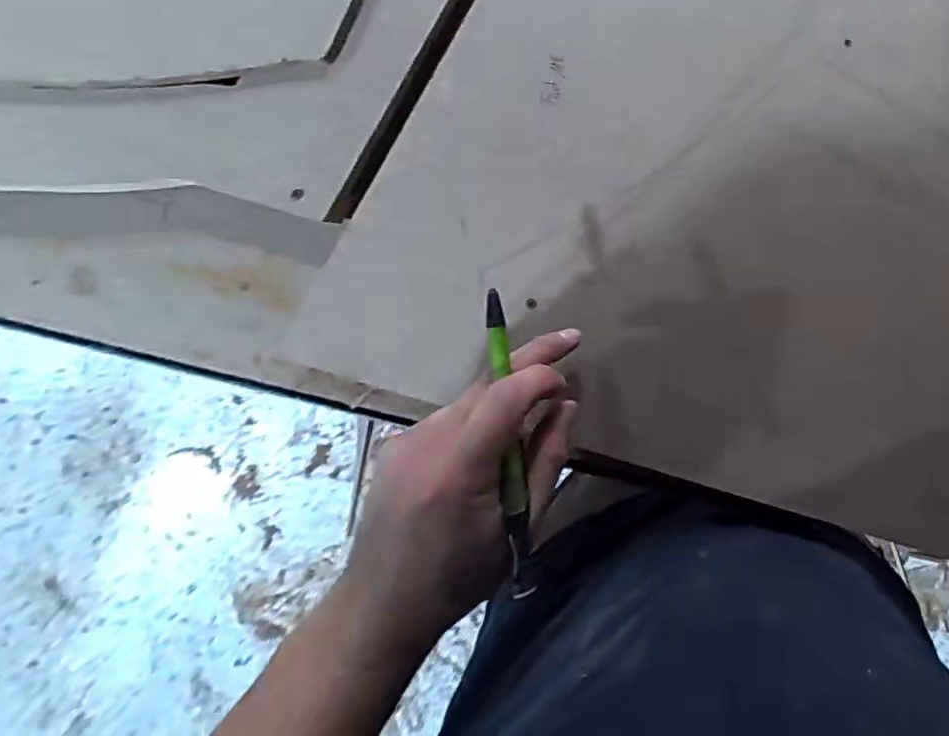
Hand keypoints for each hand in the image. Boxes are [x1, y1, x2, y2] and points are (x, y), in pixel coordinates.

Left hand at [330, 328, 581, 655]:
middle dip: (533, 356)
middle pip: (488, 381)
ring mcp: (407, 439)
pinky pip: (454, 415)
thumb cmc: (457, 577)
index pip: (505, 394)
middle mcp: (427, 441)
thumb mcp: (519, 527)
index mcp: (458, 468)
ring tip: (534, 420)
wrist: (377, 610)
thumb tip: (566, 407)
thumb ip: (547, 460)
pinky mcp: (398, 444)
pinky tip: (491, 448)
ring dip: (508, 395)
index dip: (542, 375)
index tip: (569, 383)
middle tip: (571, 338)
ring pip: (473, 397)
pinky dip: (483, 416)